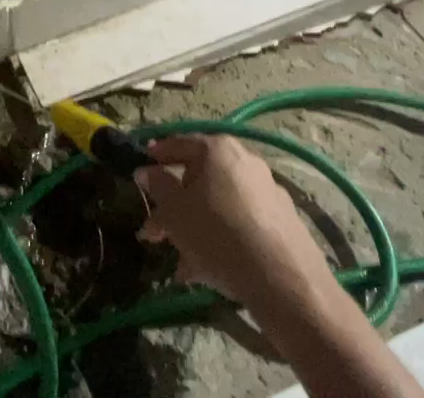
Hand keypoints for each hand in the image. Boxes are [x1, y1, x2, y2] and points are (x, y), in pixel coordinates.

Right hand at [134, 135, 337, 308]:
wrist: (284, 280)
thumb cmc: (217, 235)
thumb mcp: (174, 211)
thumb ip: (157, 186)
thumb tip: (146, 170)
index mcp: (217, 150)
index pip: (177, 144)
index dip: (155, 158)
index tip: (139, 174)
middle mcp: (245, 161)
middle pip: (199, 178)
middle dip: (174, 207)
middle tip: (155, 231)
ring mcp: (267, 190)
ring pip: (219, 204)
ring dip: (196, 229)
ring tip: (182, 264)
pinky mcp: (282, 220)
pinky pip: (240, 222)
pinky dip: (222, 238)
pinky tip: (209, 270)